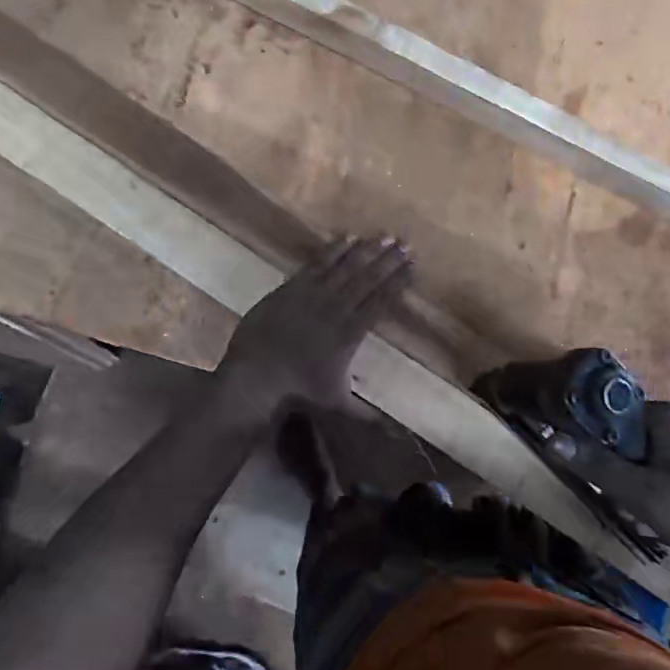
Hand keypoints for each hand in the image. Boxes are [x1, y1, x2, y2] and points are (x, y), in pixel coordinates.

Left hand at [213, 236, 413, 412]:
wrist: (256, 375)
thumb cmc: (298, 390)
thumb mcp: (338, 404)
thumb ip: (369, 415)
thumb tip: (398, 432)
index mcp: (350, 334)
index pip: (380, 302)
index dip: (398, 283)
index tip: (413, 267)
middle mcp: (336, 309)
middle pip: (367, 279)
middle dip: (388, 260)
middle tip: (405, 244)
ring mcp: (313, 295)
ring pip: (345, 267)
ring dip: (366, 251)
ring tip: (384, 236)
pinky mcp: (291, 287)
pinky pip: (316, 264)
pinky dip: (333, 250)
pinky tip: (346, 238)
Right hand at [546, 402, 669, 572]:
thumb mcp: (645, 496)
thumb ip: (598, 466)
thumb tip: (551, 439)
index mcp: (663, 415)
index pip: (605, 415)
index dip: (588, 441)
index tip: (584, 471)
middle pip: (622, 434)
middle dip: (614, 465)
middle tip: (617, 499)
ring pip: (642, 452)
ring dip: (633, 478)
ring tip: (639, 509)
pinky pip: (662, 462)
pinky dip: (654, 482)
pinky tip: (663, 509)